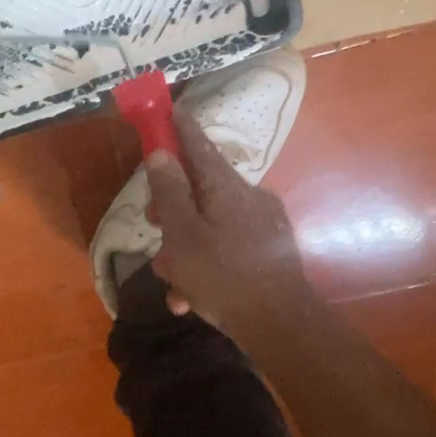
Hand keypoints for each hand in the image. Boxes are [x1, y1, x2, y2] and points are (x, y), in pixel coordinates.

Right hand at [144, 115, 320, 343]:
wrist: (282, 326)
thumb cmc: (223, 276)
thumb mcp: (182, 235)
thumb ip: (169, 193)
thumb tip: (161, 154)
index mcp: (226, 188)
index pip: (198, 145)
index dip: (179, 129)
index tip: (169, 110)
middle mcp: (248, 199)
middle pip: (199, 190)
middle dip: (171, 212)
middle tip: (153, 232)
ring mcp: (261, 226)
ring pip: (209, 226)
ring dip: (184, 250)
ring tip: (172, 284)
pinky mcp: (268, 252)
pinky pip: (225, 250)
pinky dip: (204, 268)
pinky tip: (189, 299)